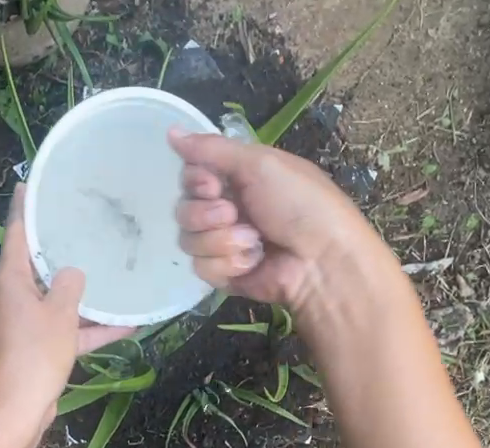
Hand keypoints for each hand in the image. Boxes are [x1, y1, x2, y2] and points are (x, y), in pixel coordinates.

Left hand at [0, 184, 135, 445]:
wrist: (16, 414)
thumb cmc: (34, 356)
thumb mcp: (60, 314)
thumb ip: (71, 286)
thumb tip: (73, 274)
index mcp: (8, 282)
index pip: (15, 235)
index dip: (23, 208)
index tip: (28, 183)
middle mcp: (9, 301)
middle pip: (38, 269)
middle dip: (62, 253)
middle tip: (85, 227)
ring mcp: (20, 329)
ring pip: (55, 304)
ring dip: (85, 298)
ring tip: (116, 276)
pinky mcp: (33, 353)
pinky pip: (63, 333)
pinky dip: (88, 330)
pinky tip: (127, 326)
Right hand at [169, 131, 389, 315]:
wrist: (319, 259)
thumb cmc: (299, 203)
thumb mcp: (259, 164)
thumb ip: (212, 149)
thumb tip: (170, 131)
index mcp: (236, 178)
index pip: (190, 176)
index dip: (195, 182)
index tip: (214, 185)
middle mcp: (225, 209)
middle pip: (183, 209)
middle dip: (206, 214)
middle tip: (234, 214)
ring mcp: (222, 244)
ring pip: (188, 241)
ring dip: (221, 241)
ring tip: (253, 241)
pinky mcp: (222, 274)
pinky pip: (201, 268)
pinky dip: (227, 264)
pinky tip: (253, 262)